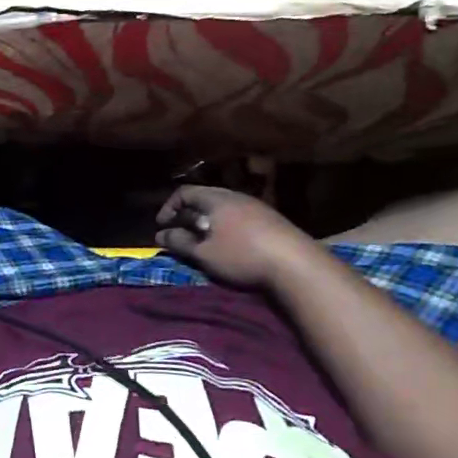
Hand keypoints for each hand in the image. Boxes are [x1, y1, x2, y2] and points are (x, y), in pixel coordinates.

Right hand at [155, 186, 317, 287]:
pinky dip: (226, 226)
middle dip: (188, 215)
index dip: (169, 208)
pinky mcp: (271, 220)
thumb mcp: (204, 253)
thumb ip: (179, 242)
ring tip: (203, 241)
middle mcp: (236, 196)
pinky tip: (230, 244)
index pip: (184, 192)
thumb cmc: (241, 255)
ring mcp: (256, 207)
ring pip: (223, 208)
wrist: (297, 265)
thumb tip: (160, 235)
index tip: (162, 226)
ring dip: (208, 222)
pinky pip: (239, 217)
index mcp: (216, 199)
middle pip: (204, 198)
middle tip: (180, 233)